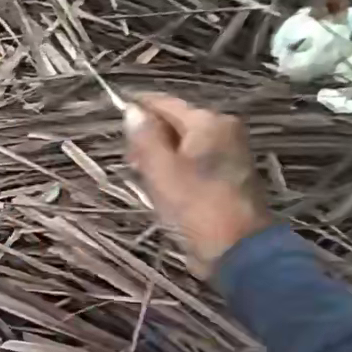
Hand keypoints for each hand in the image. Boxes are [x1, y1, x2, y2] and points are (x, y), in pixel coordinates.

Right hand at [122, 93, 270, 276]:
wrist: (236, 247)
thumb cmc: (194, 205)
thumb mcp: (160, 169)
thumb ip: (145, 137)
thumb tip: (132, 110)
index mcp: (208, 122)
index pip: (166, 103)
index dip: (139, 106)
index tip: (115, 110)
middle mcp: (224, 130)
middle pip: (176, 122)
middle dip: (149, 135)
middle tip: (128, 157)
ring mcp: (231, 153)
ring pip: (184, 143)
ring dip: (160, 154)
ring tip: (141, 174)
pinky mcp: (230, 176)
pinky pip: (194, 161)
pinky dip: (175, 167)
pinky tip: (162, 186)